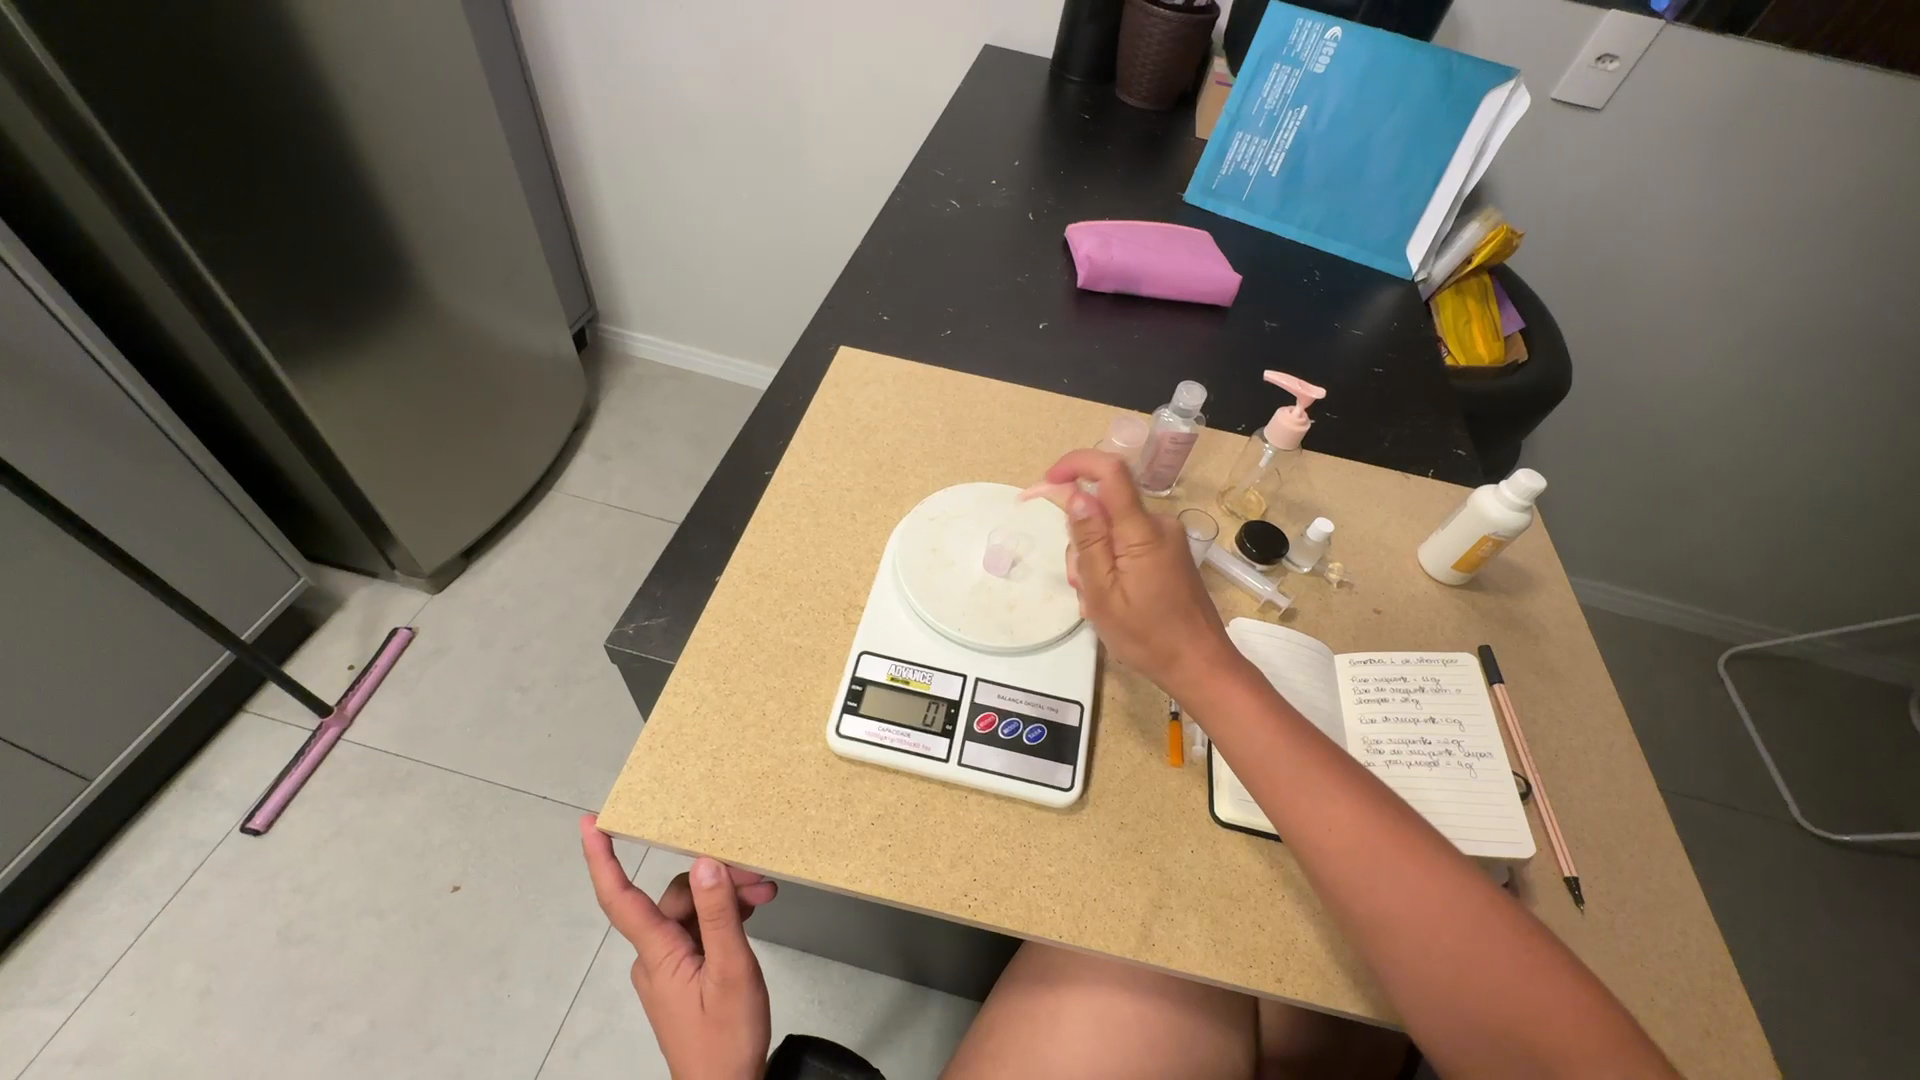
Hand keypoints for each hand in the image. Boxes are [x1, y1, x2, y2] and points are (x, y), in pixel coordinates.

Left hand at [580, 815, 777, 1079]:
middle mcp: (655, 955)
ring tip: (765, 898)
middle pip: (677, 896)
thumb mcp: (732, 971)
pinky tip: (750, 913)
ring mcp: (669, 965)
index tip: (591, 822)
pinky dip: (723, 915)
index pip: (620, 897)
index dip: (602, 858)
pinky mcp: (684, 973)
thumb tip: (705, 861)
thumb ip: (718, 914)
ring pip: (691, 910)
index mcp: (658, 953)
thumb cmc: (727, 1038)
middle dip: (717, 878)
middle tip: (761, 881)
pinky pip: (698, 929)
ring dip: (727, 897)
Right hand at [1039, 450, 1237, 699]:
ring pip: (1112, 530)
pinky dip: (1111, 566)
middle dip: (1080, 538)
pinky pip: (1127, 544)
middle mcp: (1158, 524)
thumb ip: (1088, 541)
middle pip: (1104, 508)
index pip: (1110, 471)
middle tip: (1081, 584)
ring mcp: (1166, 539)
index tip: (1047, 483)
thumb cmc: (1147, 637)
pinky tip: (1113, 600)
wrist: (1199, 664)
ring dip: (1094, 559)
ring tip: (1098, 601)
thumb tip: (1075, 494)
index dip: (1075, 464)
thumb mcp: (1103, 594)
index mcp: (1141, 531)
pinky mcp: (1168, 553)